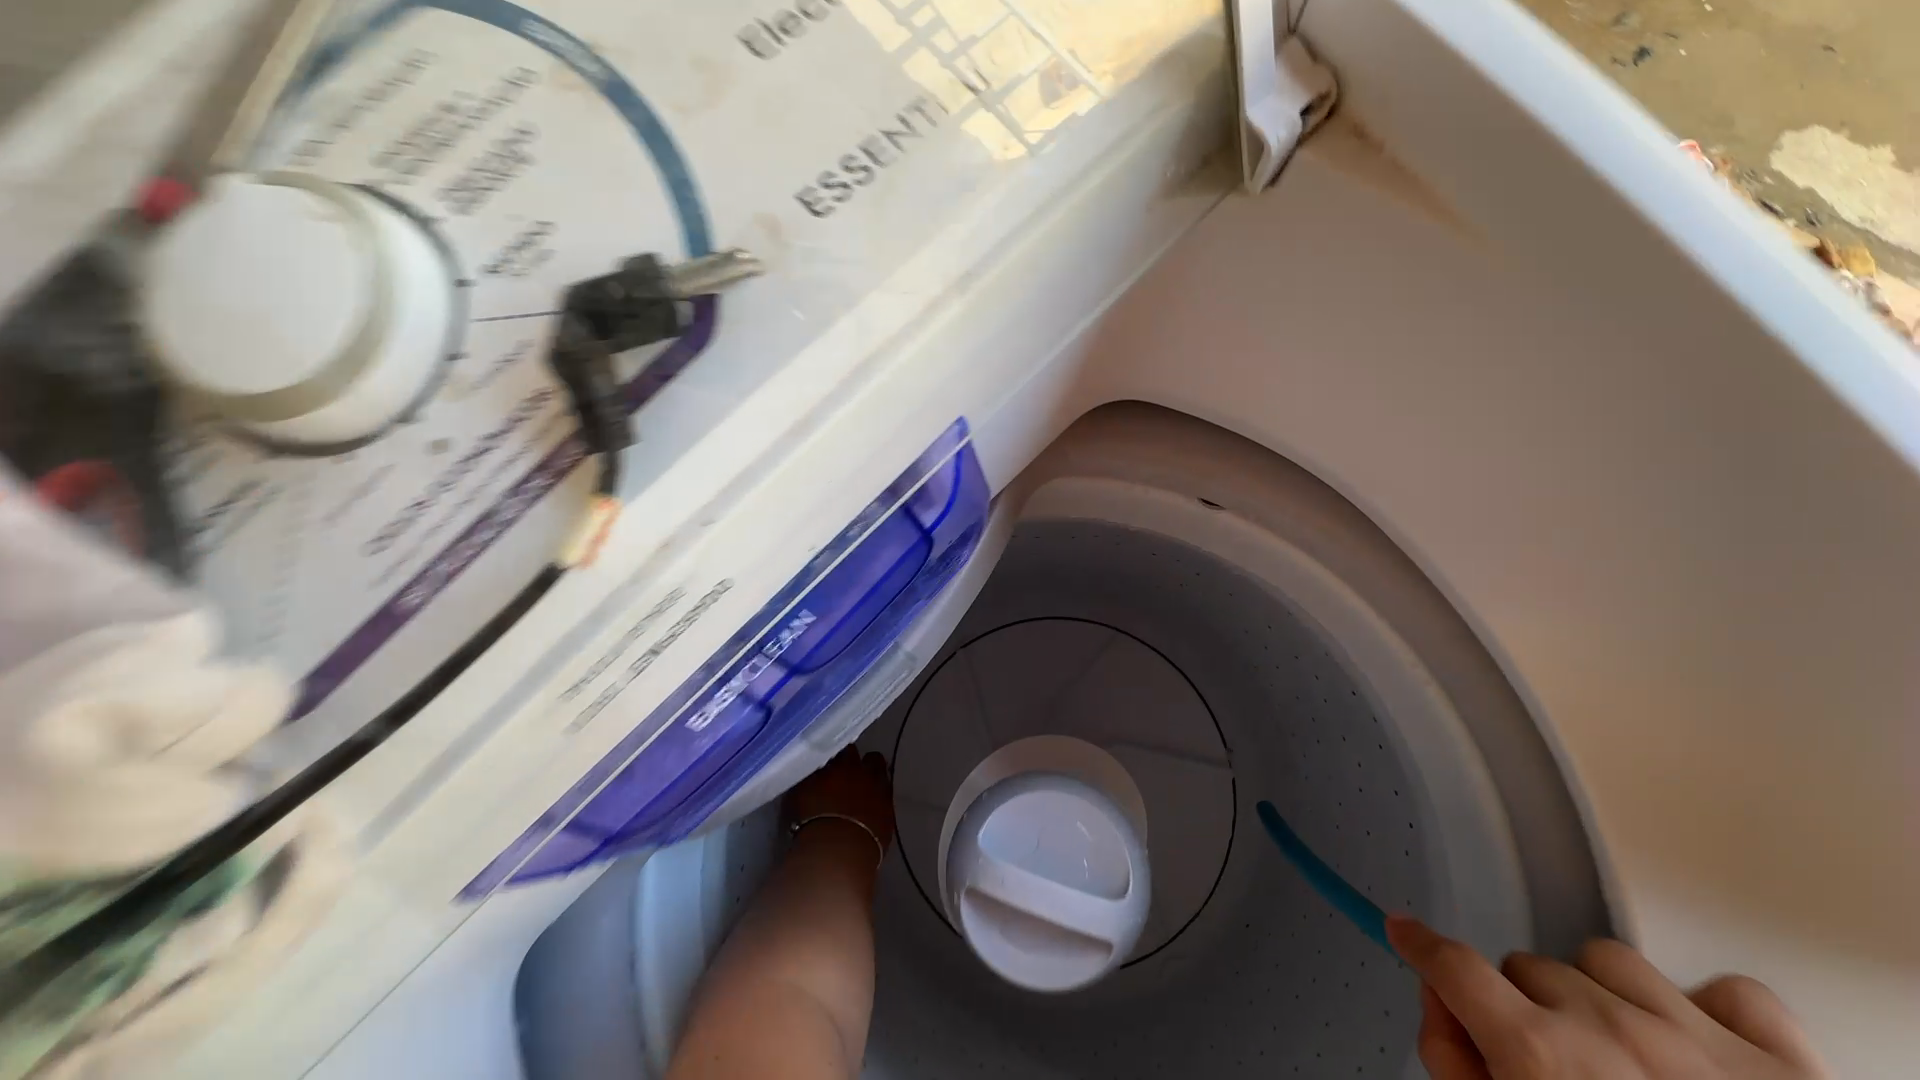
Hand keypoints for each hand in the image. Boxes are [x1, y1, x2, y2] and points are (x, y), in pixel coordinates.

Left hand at [785, 746, 895, 853]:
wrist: (837, 848)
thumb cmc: (868, 841)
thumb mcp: (884, 819)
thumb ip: (879, 800)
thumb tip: (875, 797)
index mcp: (875, 778)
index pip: (875, 760)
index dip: (869, 765)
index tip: (866, 773)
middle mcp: (851, 768)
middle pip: (849, 752)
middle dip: (846, 759)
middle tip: (842, 774)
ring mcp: (825, 773)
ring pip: (825, 759)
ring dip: (825, 768)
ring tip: (822, 782)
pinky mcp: (803, 783)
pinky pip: (804, 777)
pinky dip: (805, 783)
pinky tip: (804, 793)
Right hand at [1386, 916, 1828, 1079]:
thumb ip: (1455, 1069)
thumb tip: (1440, 1008)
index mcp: (1538, 1054)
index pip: (1451, 966)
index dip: (1419, 946)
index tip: (1406, 935)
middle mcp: (1608, 1026)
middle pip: (1527, 967)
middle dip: (1524, 1006)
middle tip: (1546, 1068)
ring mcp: (1700, 1036)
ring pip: (1608, 963)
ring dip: (1601, 998)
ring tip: (1622, 1061)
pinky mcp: (1784, 1058)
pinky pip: (1725, 990)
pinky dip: (1704, 1011)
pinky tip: (1701, 1055)